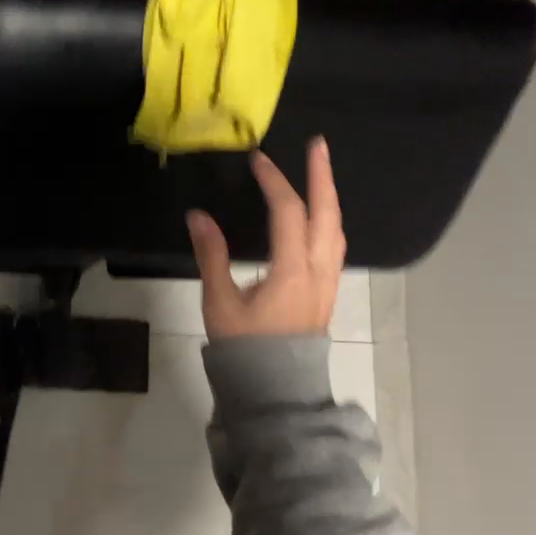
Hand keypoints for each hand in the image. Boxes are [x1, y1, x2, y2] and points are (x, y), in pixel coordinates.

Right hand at [186, 137, 345, 339]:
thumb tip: (198, 217)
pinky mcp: (327, 292)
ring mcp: (328, 282)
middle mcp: (318, 270)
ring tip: (320, 175)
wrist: (274, 389)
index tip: (258, 160)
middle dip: (322, 176)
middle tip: (317, 145)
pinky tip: (320, 218)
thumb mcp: (220, 302)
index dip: (274, 181)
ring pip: (337, 228)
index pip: (288, 212)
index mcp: (292, 270)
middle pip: (327, 212)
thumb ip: (212, 256)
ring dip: (329, 197)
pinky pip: (335, 245)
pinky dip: (329, 220)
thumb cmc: (244, 347)